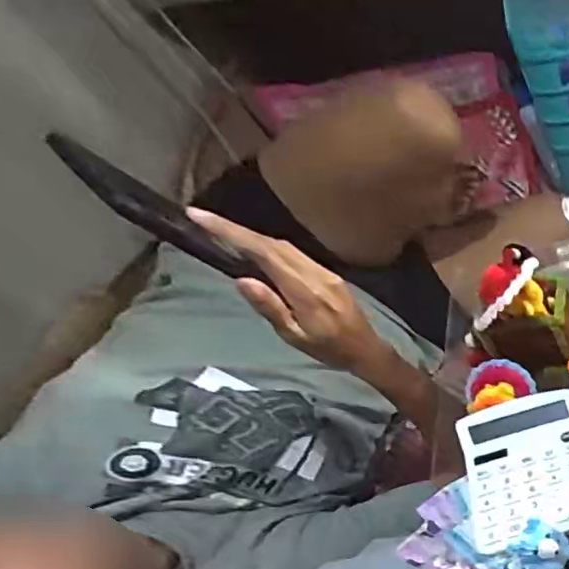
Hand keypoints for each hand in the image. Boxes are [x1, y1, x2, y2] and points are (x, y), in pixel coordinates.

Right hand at [187, 207, 396, 374]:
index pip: (265, 253)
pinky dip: (274, 248)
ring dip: (255, 238)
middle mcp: (319, 277)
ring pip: (287, 248)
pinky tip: (259, 251)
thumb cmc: (331, 350)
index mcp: (307, 292)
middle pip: (274, 245)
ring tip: (224, 233)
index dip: (232, 232)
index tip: (200, 217)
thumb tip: (243, 280)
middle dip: (237, 230)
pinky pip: (298, 255)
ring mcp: (328, 275)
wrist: (369, 351)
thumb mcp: (296, 337)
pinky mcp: (333, 277)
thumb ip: (271, 308)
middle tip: (203, 220)